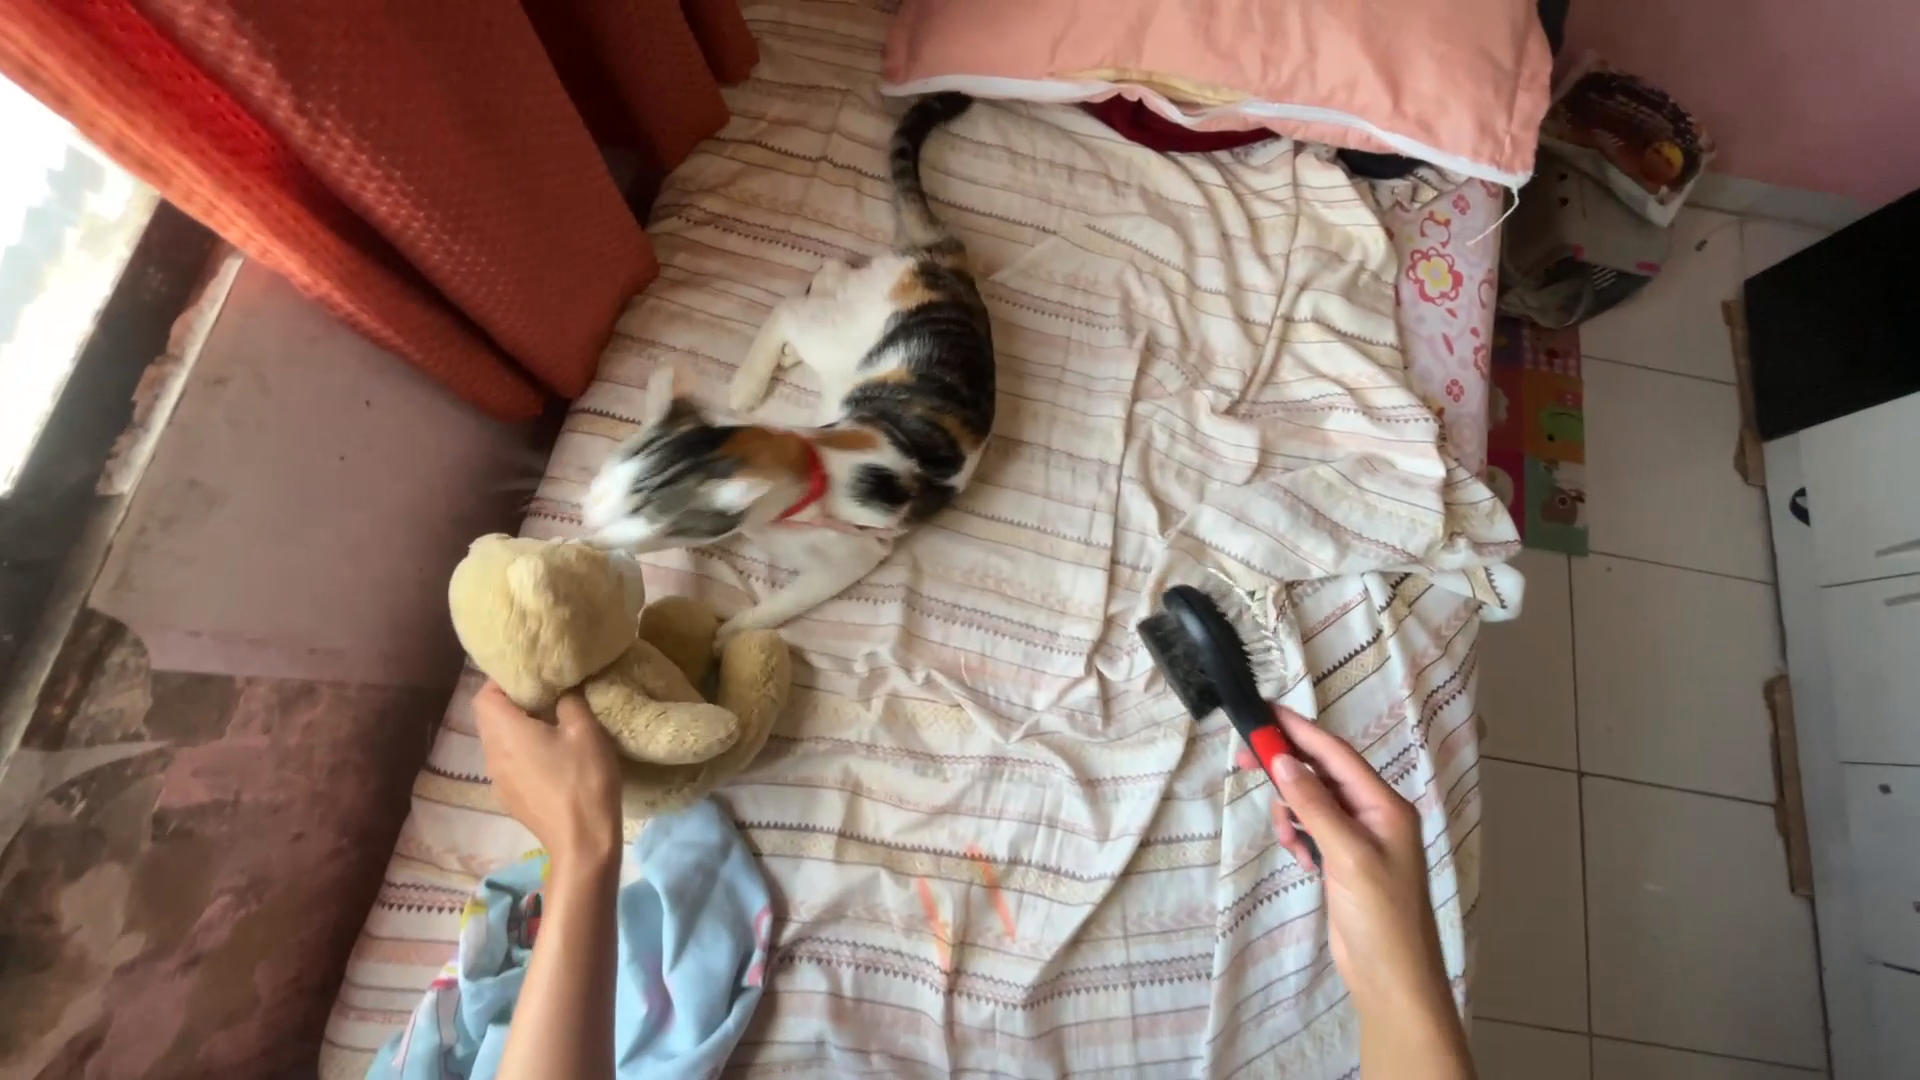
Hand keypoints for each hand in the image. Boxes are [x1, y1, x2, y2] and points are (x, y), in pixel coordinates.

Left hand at [473, 682, 622, 871]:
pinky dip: (523, 748)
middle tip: (548, 691)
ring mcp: (499, 780)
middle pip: (489, 718)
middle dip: (513, 701)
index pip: (484, 696)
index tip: (533, 673)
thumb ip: (570, 702)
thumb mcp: (585, 730)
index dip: (503, 680)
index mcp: (506, 734)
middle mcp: (493, 755)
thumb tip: (562, 692)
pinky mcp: (511, 797)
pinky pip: (510, 761)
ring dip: (519, 726)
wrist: (582, 839)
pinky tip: (553, 753)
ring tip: (553, 720)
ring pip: (499, 741)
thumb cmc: (584, 778)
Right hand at [1243, 707, 1450, 1015]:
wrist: (1391, 981)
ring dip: (1290, 811)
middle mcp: (1371, 813)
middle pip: (1319, 772)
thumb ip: (1313, 803)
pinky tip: (1300, 858)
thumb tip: (1282, 758)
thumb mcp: (1346, 854)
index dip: (1298, 729)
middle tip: (1243, 761)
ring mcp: (1356, 836)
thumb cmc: (1380, 916)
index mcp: (1384, 805)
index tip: (1263, 710)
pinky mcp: (1341, 857)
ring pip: (1309, 799)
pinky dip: (1296, 833)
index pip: (1335, 753)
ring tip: (1289, 840)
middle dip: (1284, 767)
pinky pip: (1309, 826)